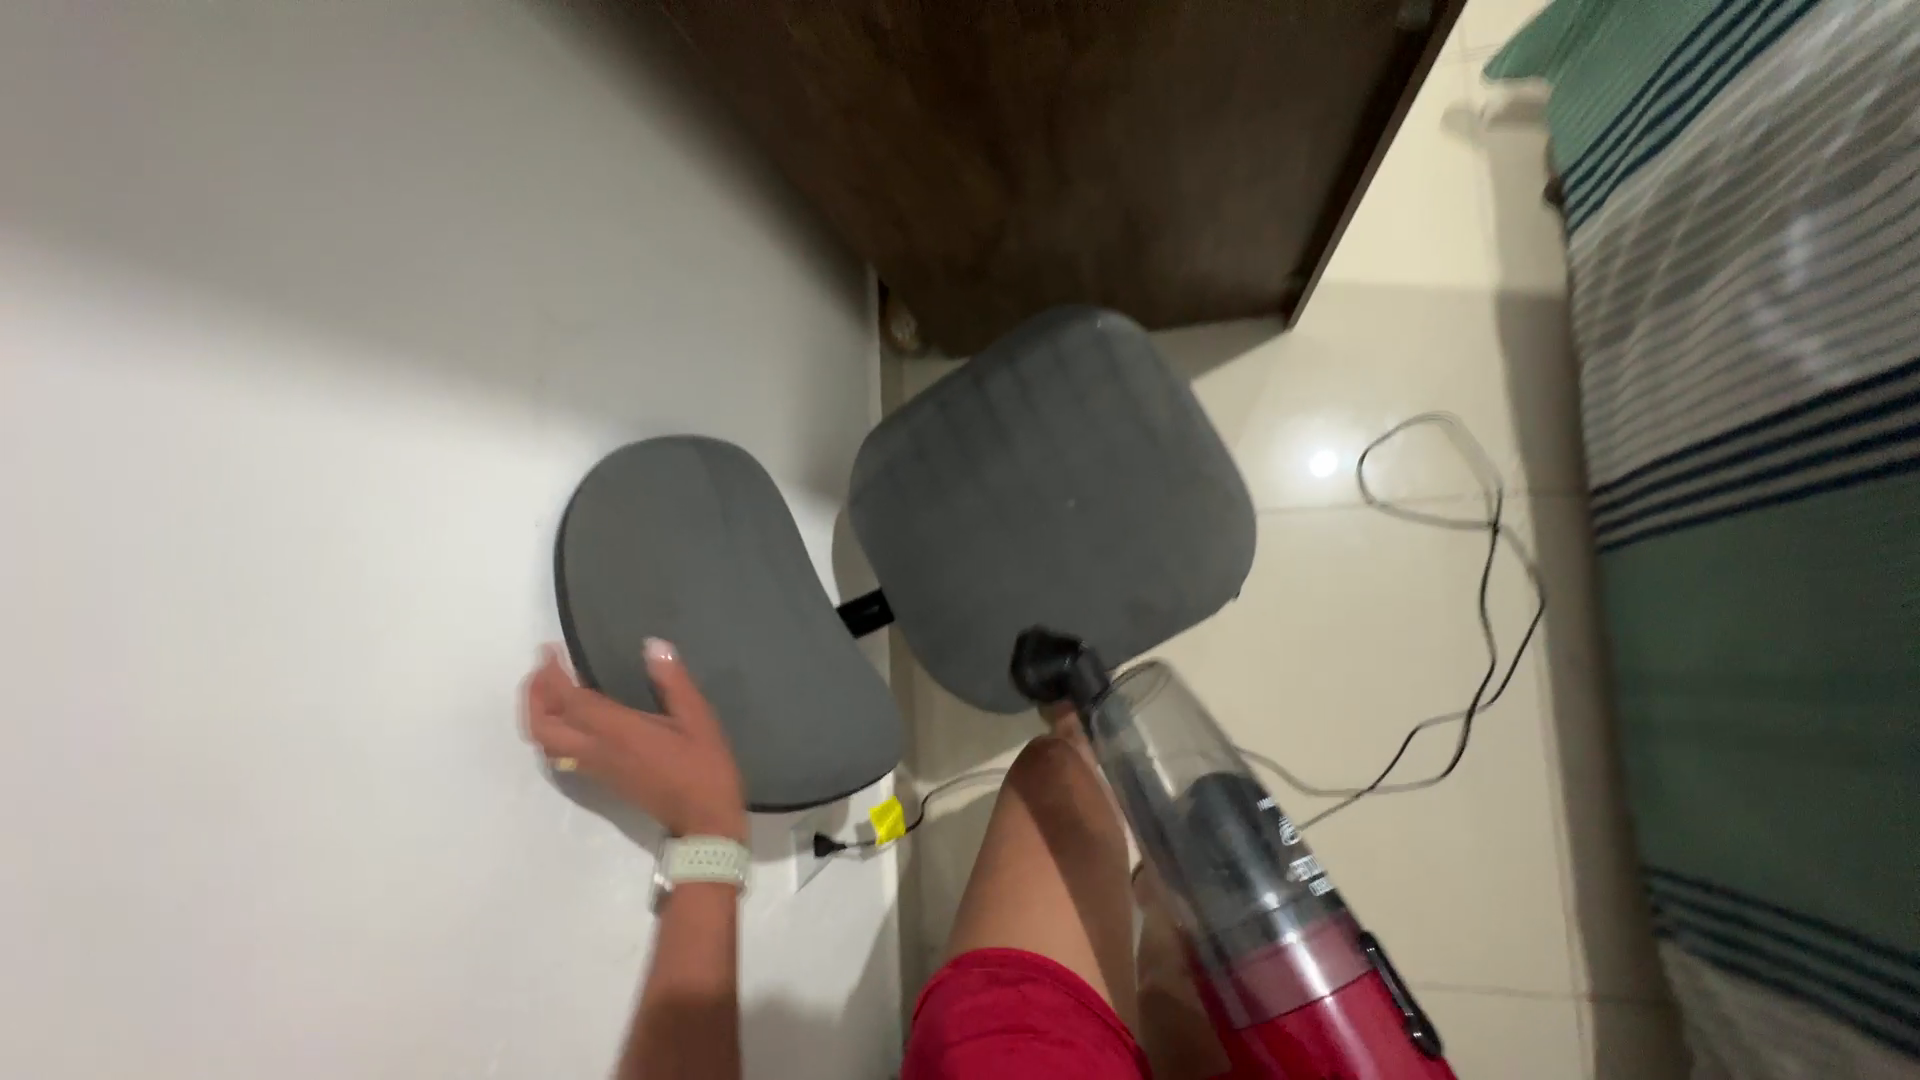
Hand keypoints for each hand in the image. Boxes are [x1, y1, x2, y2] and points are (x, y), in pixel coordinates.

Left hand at [523, 639, 747, 842]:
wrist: (703, 819)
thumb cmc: (704, 766)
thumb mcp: (698, 718)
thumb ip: (673, 682)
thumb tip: (653, 646)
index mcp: (618, 731)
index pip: (570, 700)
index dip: (553, 674)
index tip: (549, 650)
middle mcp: (596, 750)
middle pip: (542, 726)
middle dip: (534, 694)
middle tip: (543, 668)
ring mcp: (594, 767)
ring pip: (546, 742)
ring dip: (538, 713)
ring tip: (551, 688)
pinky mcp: (600, 777)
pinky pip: (559, 753)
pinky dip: (552, 730)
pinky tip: (570, 717)